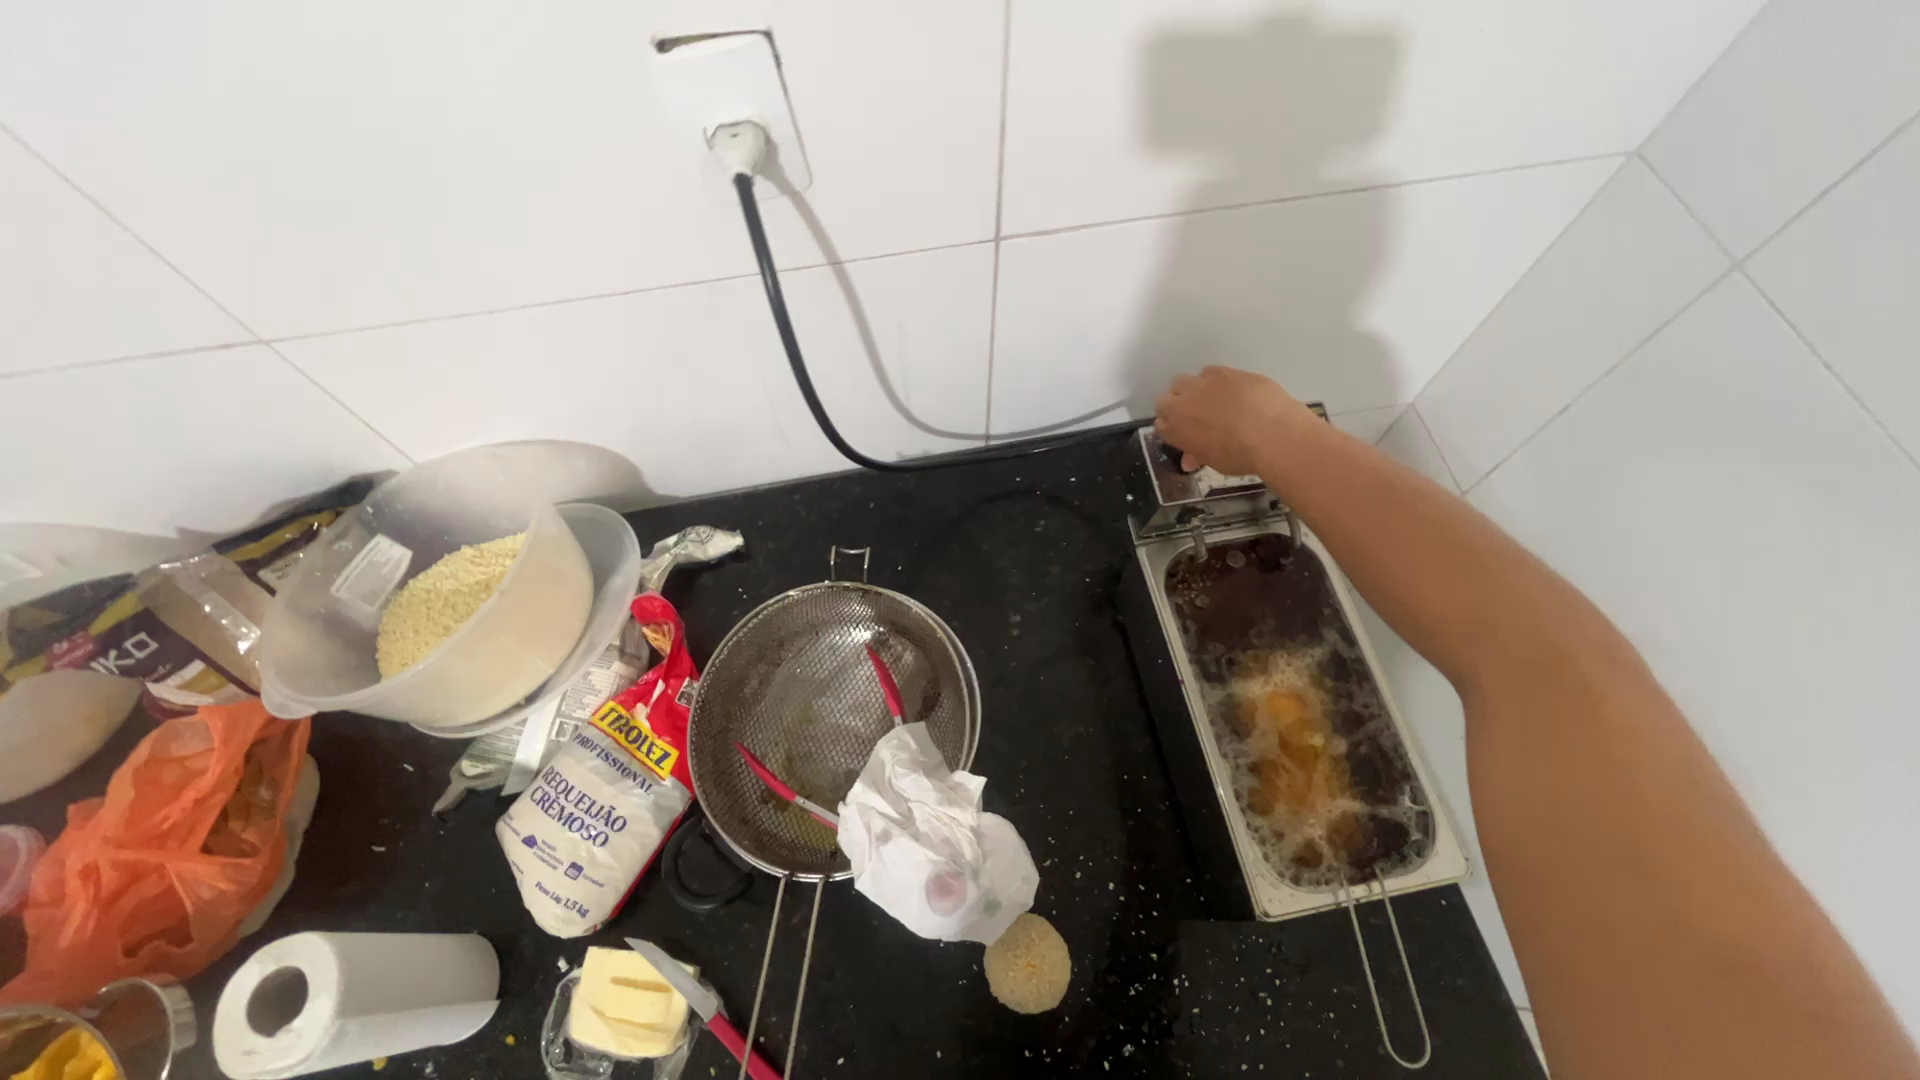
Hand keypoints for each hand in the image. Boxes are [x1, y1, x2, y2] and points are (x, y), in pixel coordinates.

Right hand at [1154, 367, 1312, 475]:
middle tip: (1197, 415)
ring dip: (1194, 390)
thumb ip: (1198, 455)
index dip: (1172, 428)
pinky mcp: (1223, 371)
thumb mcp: (1215, 461)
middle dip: (1177, 404)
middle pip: (1167, 398)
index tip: (1184, 433)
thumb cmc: (1240, 455)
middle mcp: (1180, 403)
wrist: (1271, 432)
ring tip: (1215, 401)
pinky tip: (1233, 391)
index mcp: (1174, 429)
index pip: (1161, 424)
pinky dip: (1217, 381)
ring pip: (1186, 381)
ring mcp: (1201, 384)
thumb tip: (1190, 459)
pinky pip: (1211, 372)